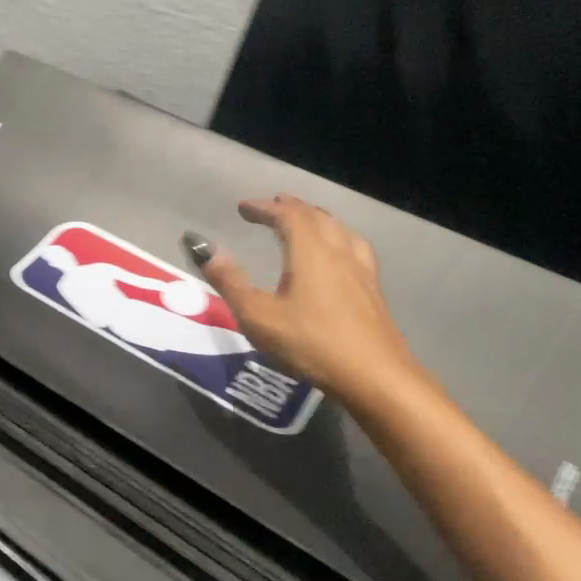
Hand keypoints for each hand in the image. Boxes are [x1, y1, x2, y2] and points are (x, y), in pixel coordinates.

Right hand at [189, 194, 419, 402]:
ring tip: (304, 221)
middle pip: (318, 217)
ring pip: (340, 230)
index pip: (288, 216)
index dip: (265, 208)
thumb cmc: (310, 344)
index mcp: (311, 253)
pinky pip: (354, 247)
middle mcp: (339, 253)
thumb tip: (206, 249)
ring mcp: (361, 271)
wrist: (373, 375)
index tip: (243, 207)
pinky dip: (338, 237)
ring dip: (317, 219)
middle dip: (292, 208)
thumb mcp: (257, 316)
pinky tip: (338, 253)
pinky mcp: (372, 290)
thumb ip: (230, 281)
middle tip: (272, 206)